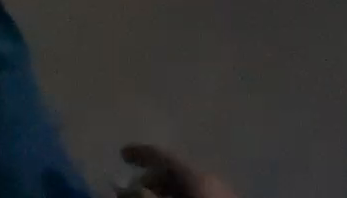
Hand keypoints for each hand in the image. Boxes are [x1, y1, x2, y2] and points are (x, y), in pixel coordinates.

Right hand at [120, 145, 237, 197]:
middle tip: (135, 191)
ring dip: (167, 194)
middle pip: (174, 172)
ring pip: (188, 188)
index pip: (160, 154)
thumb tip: (125, 189)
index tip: (121, 156)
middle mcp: (212, 180)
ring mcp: (226, 195)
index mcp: (196, 176)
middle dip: (152, 181)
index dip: (137, 153)